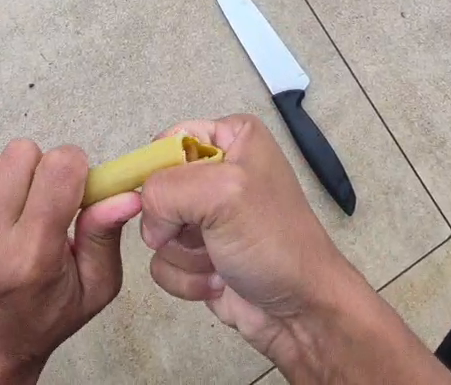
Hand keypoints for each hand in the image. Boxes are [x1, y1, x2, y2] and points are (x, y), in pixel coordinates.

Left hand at [0, 140, 141, 384]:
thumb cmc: (42, 317)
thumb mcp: (93, 288)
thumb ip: (106, 236)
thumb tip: (126, 195)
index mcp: (33, 258)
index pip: (60, 166)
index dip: (71, 167)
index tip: (69, 185)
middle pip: (20, 153)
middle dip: (34, 170)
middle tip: (33, 202)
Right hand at [137, 115, 364, 364]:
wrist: (302, 312)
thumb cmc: (273, 241)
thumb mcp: (221, 194)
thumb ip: (166, 188)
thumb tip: (148, 216)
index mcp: (233, 137)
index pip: (170, 138)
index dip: (160, 169)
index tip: (166, 200)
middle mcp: (220, 170)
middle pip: (158, 185)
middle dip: (173, 220)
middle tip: (202, 233)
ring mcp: (208, 215)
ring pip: (157, 227)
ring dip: (183, 253)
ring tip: (219, 260)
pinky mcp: (201, 253)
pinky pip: (164, 260)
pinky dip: (186, 277)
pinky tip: (218, 281)